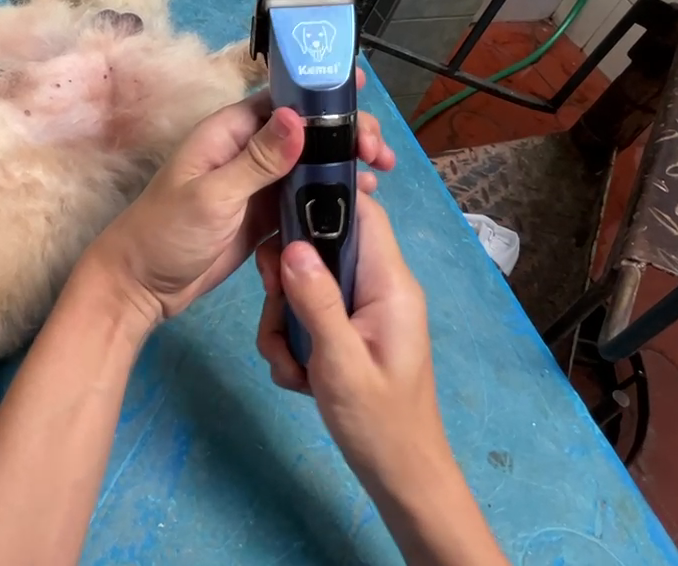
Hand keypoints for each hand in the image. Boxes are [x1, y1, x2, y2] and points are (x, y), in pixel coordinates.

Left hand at [84, 69, 395, 325]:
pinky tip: (359, 203)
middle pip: (302, 131)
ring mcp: (255, 185)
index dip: (320, 94)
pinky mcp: (262, 216)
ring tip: (379, 175)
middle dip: (342, 134)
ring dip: (341, 165)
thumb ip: (257, 160)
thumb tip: (298, 118)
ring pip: (308, 165)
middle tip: (378, 152)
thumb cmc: (167, 232)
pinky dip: (329, 198)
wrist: (142, 286)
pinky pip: (302, 199)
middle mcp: (245, 152)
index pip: (280, 100)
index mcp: (227, 133)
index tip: (358, 93)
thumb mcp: (212, 195)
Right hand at [254, 193, 448, 487]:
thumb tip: (292, 245)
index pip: (361, 211)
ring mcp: (360, 309)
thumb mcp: (341, 363)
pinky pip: (305, 315)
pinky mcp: (346, 330)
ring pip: (304, 285)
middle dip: (286, 279)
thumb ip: (317, 302)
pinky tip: (299, 377)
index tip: (276, 213)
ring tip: (292, 364)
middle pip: (319, 248)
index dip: (321, 196)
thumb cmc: (380, 424)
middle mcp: (377, 286)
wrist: (401, 481)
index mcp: (389, 283)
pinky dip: (292, 342)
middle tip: (276, 310)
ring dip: (284, 322)